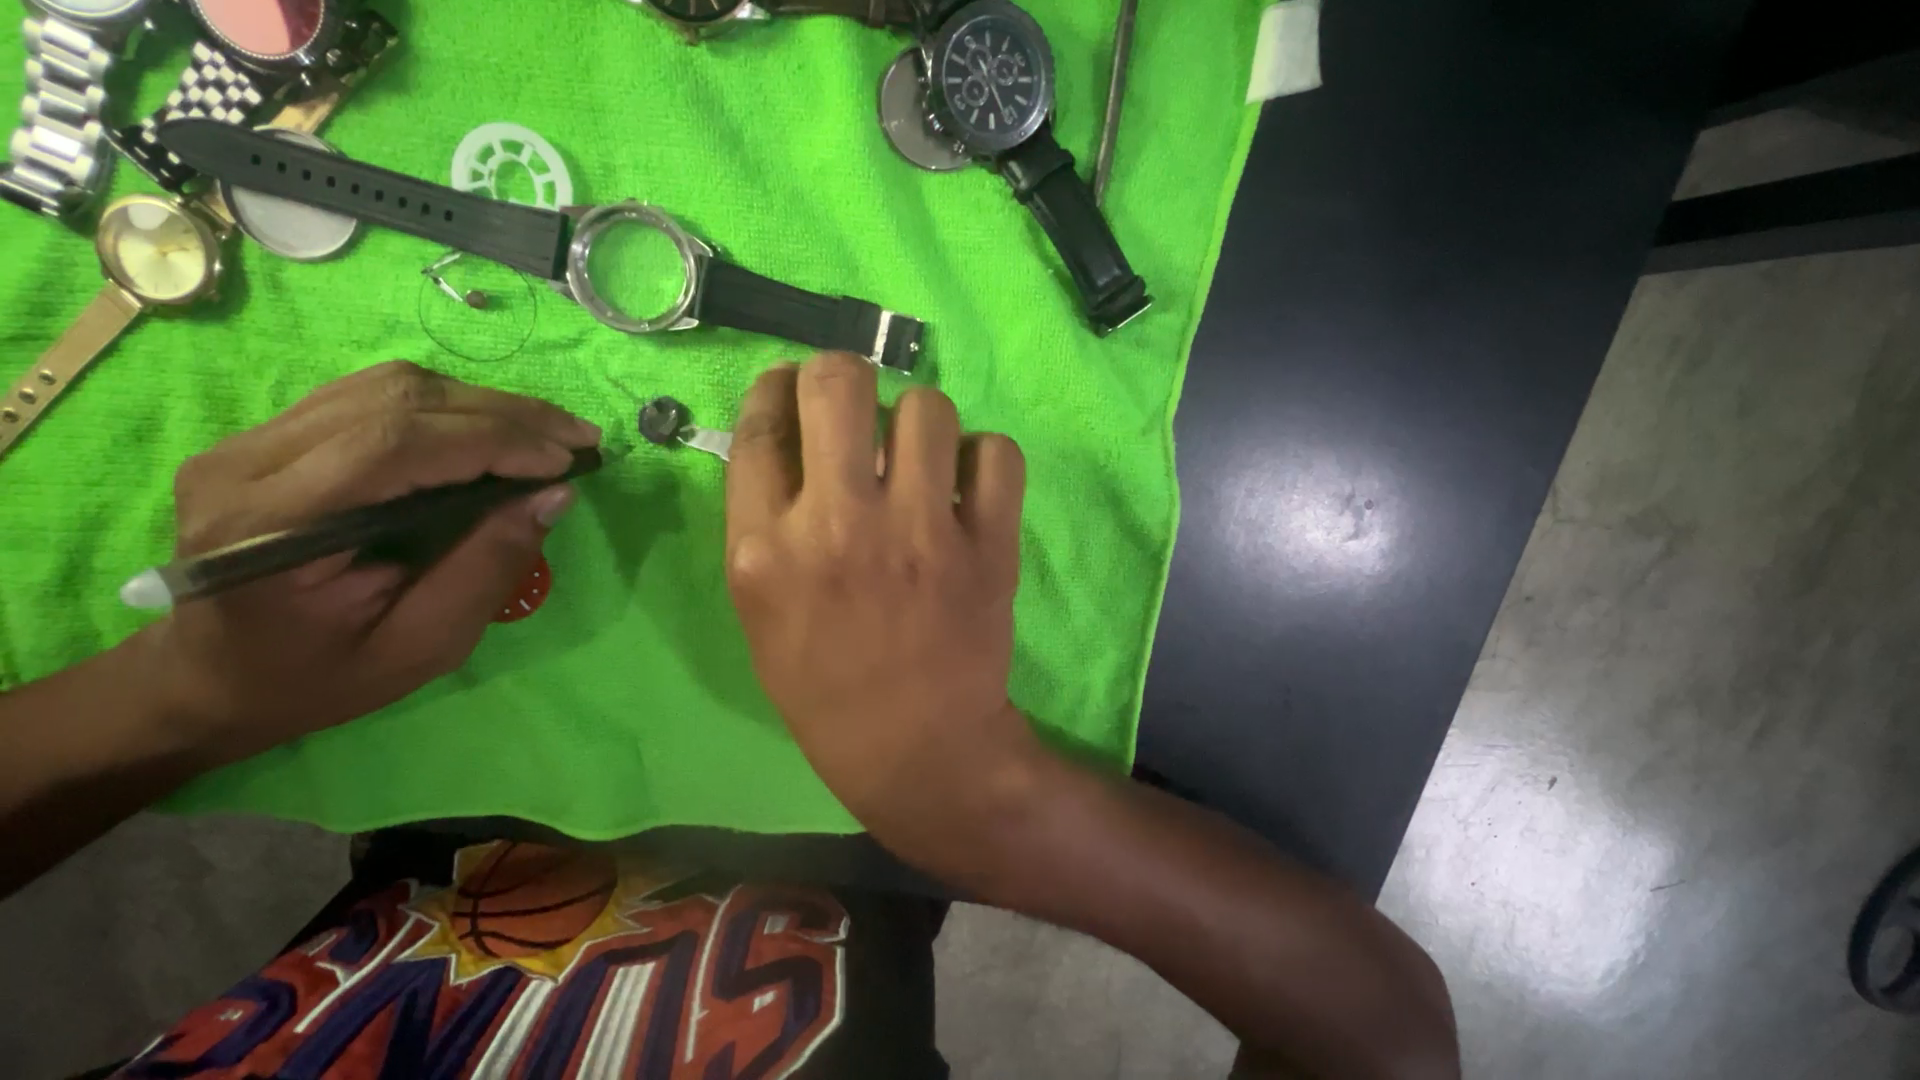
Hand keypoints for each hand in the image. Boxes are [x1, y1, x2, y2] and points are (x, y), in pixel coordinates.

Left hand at [138, 361, 599, 762]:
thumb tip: (553, 494)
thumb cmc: (317, 678)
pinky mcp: (269, 434)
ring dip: (484, 404)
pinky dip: (450, 407)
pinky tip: (494, 431)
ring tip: (548, 435)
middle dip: (506, 414)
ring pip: (390, 386)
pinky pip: (374, 396)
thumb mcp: (419, 648)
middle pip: (397, 400)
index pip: (395, 444)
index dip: (493, 440)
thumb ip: (485, 569)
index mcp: (271, 525)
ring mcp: (251, 439)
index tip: (566, 462)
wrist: (211, 677)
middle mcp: (247, 461)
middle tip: (579, 440)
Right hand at [724, 352, 1036, 860]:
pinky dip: (983, 458)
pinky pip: (996, 452)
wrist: (917, 748)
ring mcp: (922, 533)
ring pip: (926, 406)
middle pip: (839, 382)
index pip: (761, 423)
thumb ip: (760, 521)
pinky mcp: (989, 547)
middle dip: (841, 376)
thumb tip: (784, 432)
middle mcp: (840, 525)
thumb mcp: (758, 611)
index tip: (792, 391)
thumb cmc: (824, 687)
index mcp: (766, 548)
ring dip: (918, 420)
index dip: (776, 389)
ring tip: (918, 455)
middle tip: (854, 406)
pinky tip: (968, 486)